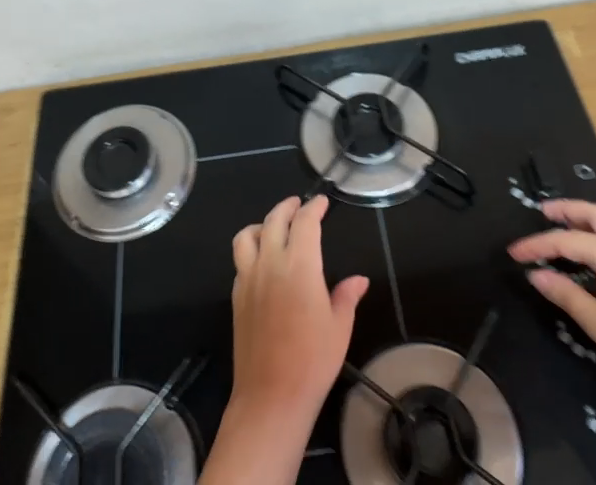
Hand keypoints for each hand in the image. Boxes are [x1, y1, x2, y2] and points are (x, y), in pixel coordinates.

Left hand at [229, 195, 368, 420]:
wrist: (271, 394)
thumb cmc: (313, 360)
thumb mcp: (339, 327)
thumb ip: (346, 296)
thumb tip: (359, 280)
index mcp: (300, 266)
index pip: (305, 223)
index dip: (313, 208)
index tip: (321, 202)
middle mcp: (270, 264)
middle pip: (273, 221)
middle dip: (287, 208)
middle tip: (298, 205)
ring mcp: (248, 279)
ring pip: (246, 236)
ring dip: (262, 224)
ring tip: (273, 227)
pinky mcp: (236, 296)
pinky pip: (240, 260)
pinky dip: (251, 250)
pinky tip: (262, 261)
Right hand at [507, 200, 595, 394]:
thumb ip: (566, 295)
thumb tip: (537, 274)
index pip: (565, 240)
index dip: (536, 244)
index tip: (513, 253)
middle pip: (595, 214)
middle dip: (567, 209)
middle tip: (542, 212)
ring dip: (587, 219)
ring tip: (565, 227)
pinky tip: (595, 253)